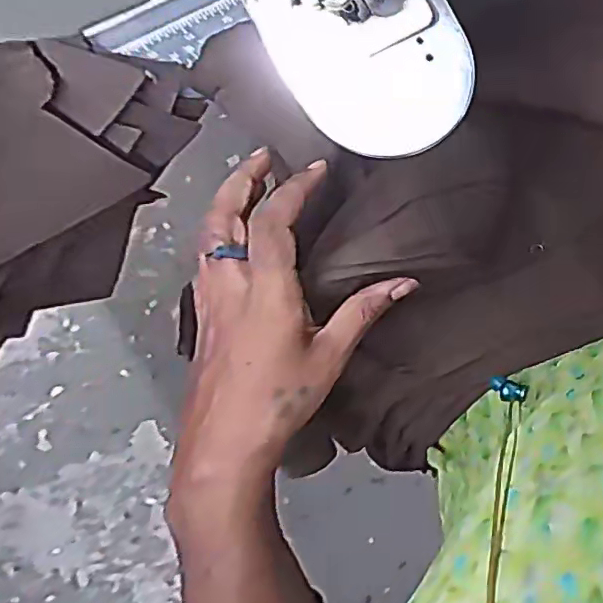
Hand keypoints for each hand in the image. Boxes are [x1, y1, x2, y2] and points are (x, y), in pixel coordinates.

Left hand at [172, 149, 415, 499]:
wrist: (224, 444)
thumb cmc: (278, 400)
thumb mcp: (331, 354)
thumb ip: (364, 311)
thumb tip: (402, 283)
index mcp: (265, 290)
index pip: (272, 222)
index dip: (293, 189)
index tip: (313, 169)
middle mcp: (229, 286)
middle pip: (223, 216)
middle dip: (242, 179)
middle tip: (262, 158)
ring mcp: (208, 300)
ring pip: (205, 236)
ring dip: (224, 203)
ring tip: (245, 188)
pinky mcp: (201, 317)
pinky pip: (202, 260)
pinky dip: (215, 234)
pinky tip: (229, 244)